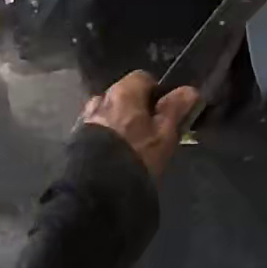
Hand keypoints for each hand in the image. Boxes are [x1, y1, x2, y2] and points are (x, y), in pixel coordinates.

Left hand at [79, 71, 199, 177]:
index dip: (159, 93)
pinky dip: (109, 136)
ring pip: (112, 113)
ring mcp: (85, 118)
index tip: (167, 114)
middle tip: (153, 133)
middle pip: (126, 96)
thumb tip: (190, 90)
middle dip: (140, 109)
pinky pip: (99, 129)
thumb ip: (177, 108)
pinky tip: (117, 155)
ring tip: (133, 146)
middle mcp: (100, 98)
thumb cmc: (136, 155)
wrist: (96, 190)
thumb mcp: (165, 133)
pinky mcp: (76, 139)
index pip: (144, 78)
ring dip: (123, 123)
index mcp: (123, 91)